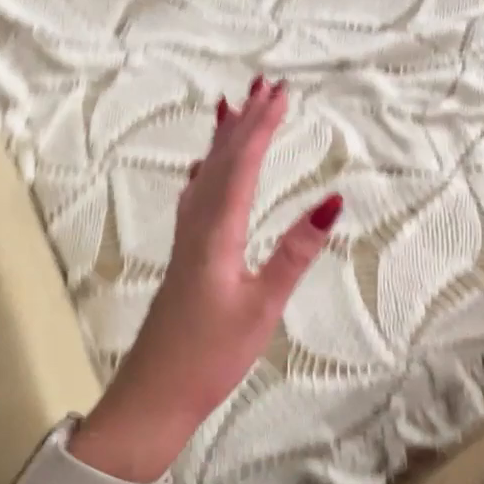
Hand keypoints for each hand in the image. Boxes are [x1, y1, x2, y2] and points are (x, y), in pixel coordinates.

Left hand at [72, 77, 341, 481]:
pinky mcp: (187, 257)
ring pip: (207, 176)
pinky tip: (206, 168)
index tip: (282, 93)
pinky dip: (207, 170)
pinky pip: (197, 196)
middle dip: (246, 121)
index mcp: (217, 235)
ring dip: (225, 139)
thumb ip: (295, 252)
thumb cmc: (210, 356)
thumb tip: (332, 200)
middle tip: (264, 83)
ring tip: (233, 106)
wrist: (151, 399)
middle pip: (222, 163)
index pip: (242, 168)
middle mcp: (198, 228)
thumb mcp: (263, 306)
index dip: (262, 128)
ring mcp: (188, 242)